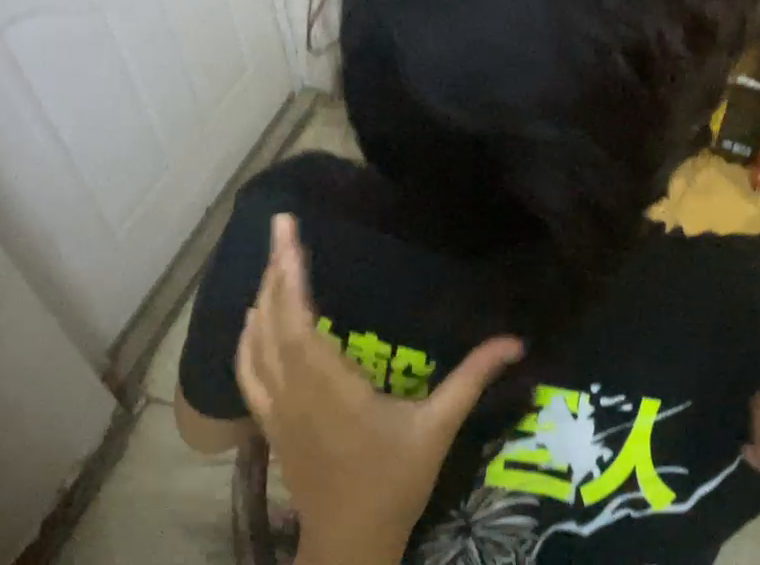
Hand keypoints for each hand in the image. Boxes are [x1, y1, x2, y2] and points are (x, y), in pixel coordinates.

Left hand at [237, 214, 523, 564]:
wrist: (350, 542)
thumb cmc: (395, 482)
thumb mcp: (437, 428)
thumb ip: (471, 379)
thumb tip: (515, 340)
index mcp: (332, 387)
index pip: (300, 320)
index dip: (291, 274)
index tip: (288, 232)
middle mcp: (295, 392)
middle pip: (272, 321)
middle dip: (273, 269)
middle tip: (279, 225)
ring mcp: (276, 409)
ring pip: (254, 343)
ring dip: (260, 297)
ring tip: (272, 258)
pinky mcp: (270, 424)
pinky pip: (247, 373)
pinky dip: (245, 339)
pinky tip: (252, 317)